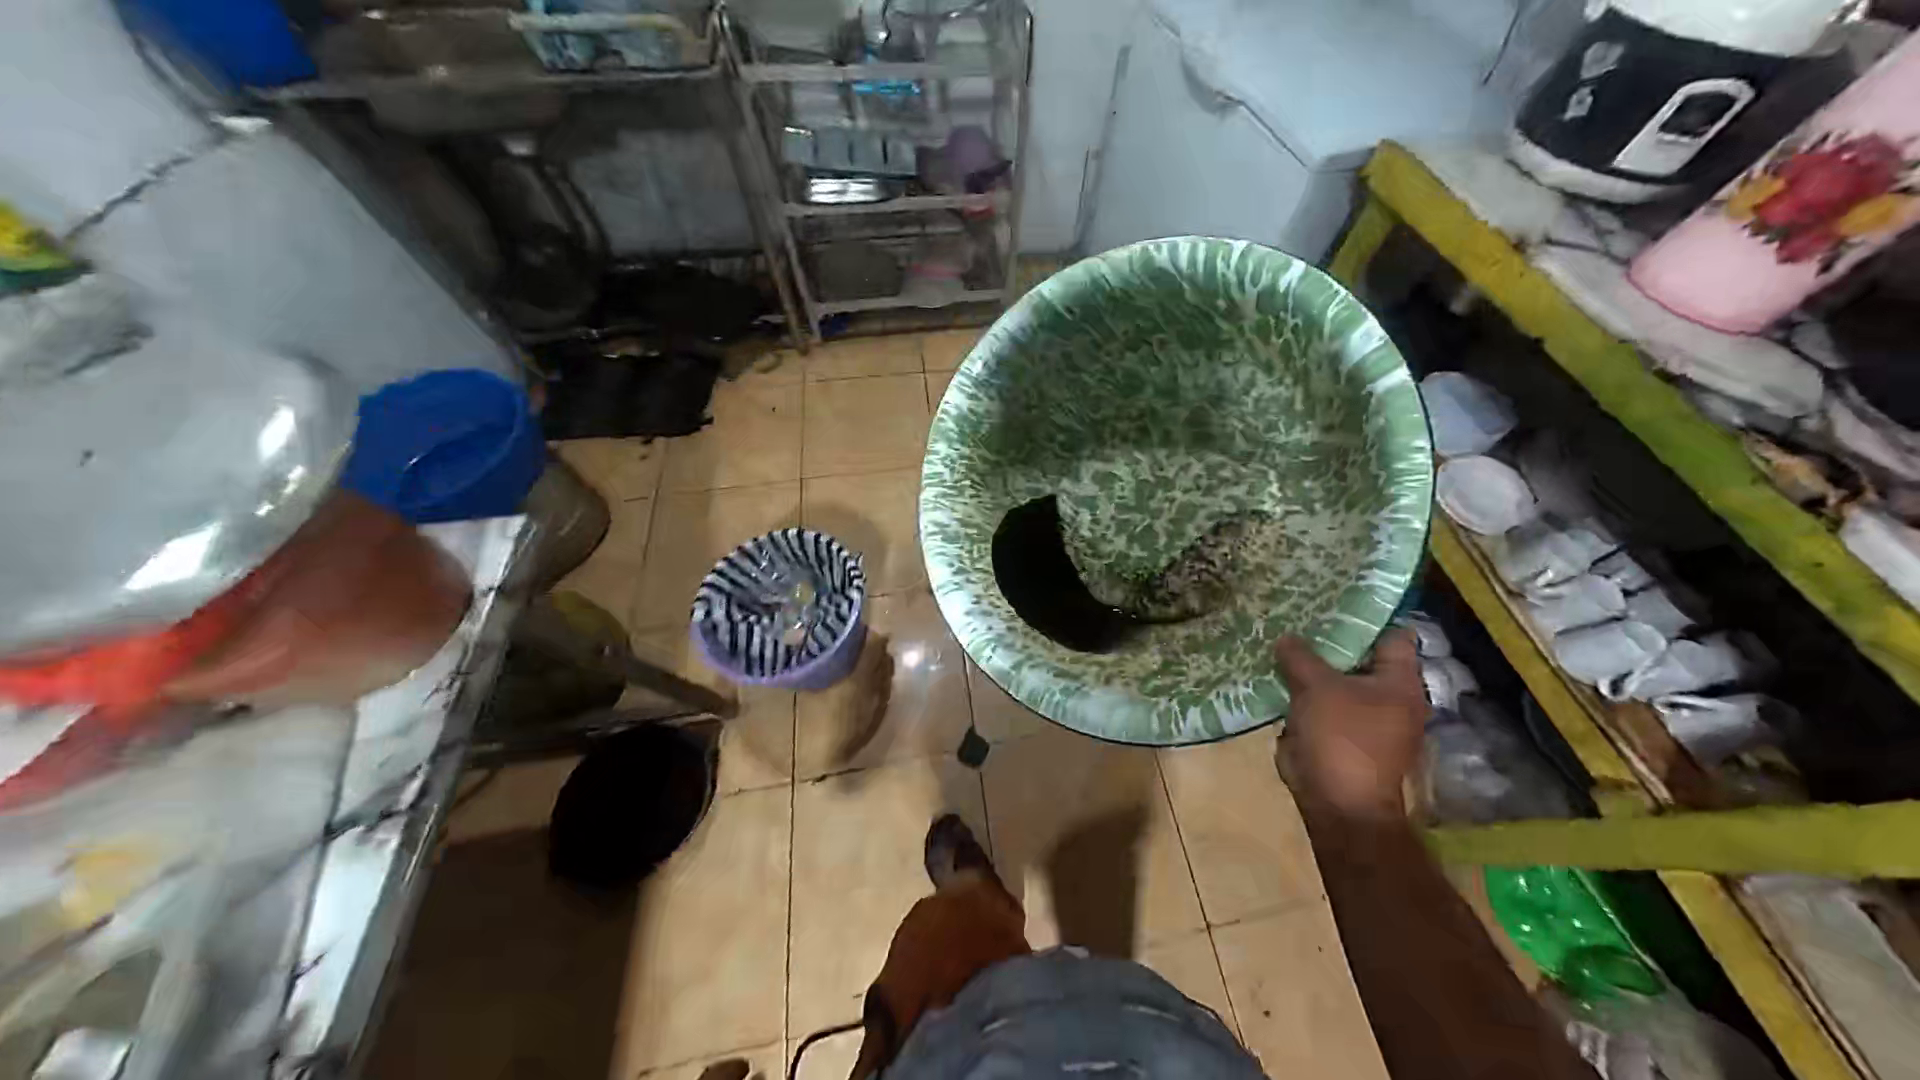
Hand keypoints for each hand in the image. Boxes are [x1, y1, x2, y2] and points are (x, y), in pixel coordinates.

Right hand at [1274, 627, 1427, 820]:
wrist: (1338, 803)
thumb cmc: (1341, 737)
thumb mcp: (1317, 687)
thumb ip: (1300, 657)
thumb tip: (1285, 638)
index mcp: (1400, 682)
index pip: (1391, 634)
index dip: (1364, 616)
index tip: (1331, 600)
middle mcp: (1389, 697)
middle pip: (1360, 657)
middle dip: (1329, 641)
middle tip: (1296, 618)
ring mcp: (1365, 718)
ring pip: (1336, 681)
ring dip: (1312, 668)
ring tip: (1281, 644)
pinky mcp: (1340, 735)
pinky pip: (1321, 704)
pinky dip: (1304, 693)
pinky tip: (1278, 677)